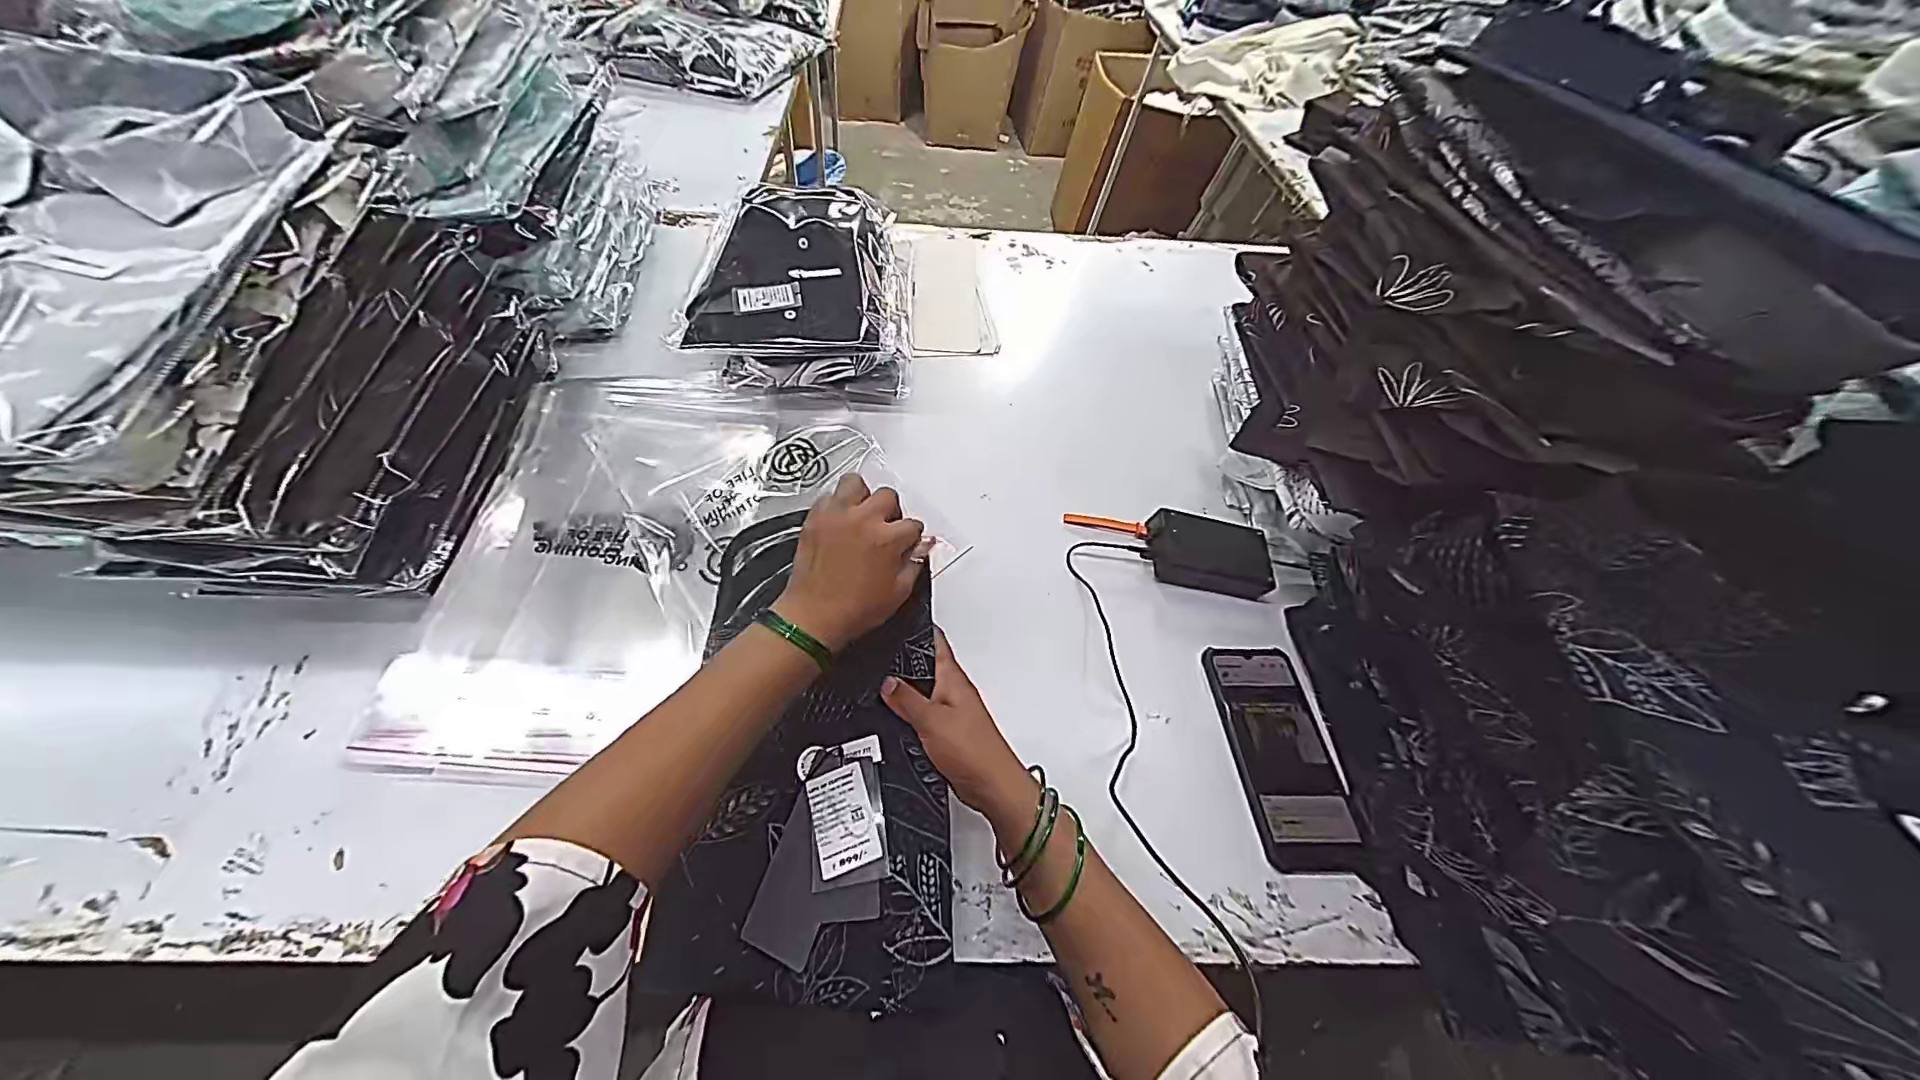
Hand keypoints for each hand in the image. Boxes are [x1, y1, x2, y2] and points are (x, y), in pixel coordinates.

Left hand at [773, 474, 924, 652]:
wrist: (813, 617)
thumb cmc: (851, 609)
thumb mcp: (898, 593)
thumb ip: (913, 565)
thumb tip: (919, 551)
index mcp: (887, 539)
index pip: (913, 524)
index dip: (913, 535)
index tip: (908, 541)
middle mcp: (862, 521)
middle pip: (887, 495)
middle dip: (892, 511)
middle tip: (887, 525)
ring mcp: (836, 517)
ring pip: (855, 483)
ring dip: (863, 495)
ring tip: (863, 511)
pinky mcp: (814, 520)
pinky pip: (828, 497)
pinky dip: (836, 504)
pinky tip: (841, 519)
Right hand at [882, 630, 1037, 848]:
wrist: (992, 785)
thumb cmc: (974, 751)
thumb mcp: (931, 720)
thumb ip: (907, 699)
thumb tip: (888, 682)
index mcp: (953, 679)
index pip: (936, 643)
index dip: (921, 628)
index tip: (907, 615)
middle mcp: (954, 691)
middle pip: (928, 666)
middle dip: (907, 659)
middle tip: (886, 649)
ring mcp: (952, 711)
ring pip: (926, 690)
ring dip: (908, 688)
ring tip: (886, 683)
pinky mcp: (949, 731)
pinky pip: (926, 714)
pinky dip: (912, 713)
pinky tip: (900, 718)